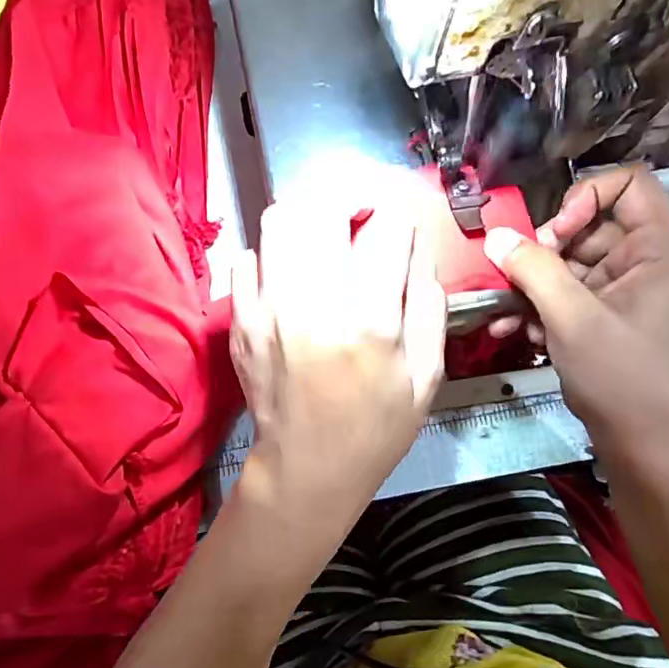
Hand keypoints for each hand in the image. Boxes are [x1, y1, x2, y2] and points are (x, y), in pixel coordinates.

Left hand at [231, 190, 445, 525]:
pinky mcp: (240, 320)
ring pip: (280, 219)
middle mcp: (312, 305)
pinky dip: (272, 254)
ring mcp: (267, 310)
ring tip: (326, 239)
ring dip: (309, 217)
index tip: (401, 232)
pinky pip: (247, 257)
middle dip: (352, 198)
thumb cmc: (375, 428)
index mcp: (369, 322)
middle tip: (363, 218)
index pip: (388, 228)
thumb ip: (428, 304)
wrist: (306, 469)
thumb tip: (415, 247)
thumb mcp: (427, 376)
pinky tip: (291, 276)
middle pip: (324, 205)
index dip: (401, 219)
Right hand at [482, 163, 668, 451]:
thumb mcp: (572, 318)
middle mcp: (652, 259)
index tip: (553, 235)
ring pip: (575, 262)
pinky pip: (575, 292)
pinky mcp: (614, 314)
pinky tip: (517, 329)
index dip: (583, 197)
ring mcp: (632, 288)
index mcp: (663, 247)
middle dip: (547, 250)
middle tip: (520, 278)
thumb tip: (495, 238)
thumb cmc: (620, 376)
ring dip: (536, 284)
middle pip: (592, 224)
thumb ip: (532, 270)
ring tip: (506, 312)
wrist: (644, 442)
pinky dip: (546, 305)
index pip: (628, 184)